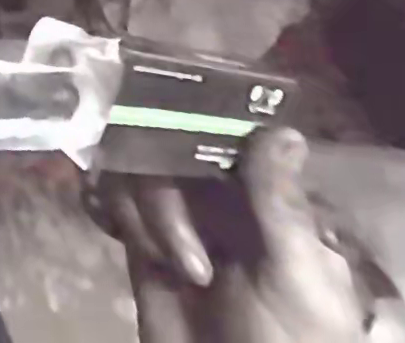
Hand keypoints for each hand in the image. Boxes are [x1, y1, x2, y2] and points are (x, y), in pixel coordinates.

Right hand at [105, 128, 381, 342]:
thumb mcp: (296, 280)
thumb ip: (279, 203)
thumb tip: (284, 127)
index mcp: (262, 198)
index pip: (221, 134)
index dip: (192, 123)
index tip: (167, 126)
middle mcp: (215, 195)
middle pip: (163, 148)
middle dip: (163, 200)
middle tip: (185, 260)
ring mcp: (173, 214)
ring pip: (132, 171)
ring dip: (142, 220)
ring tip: (171, 273)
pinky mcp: (137, 233)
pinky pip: (108, 195)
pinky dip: (107, 209)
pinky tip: (119, 235)